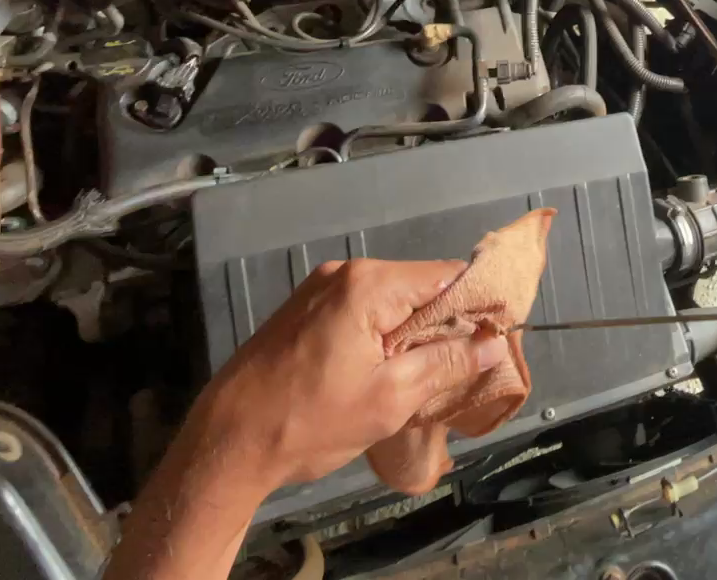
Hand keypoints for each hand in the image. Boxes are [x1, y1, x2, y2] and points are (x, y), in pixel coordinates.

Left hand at [196, 257, 508, 486]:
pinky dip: (381, 330)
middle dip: (441, 322)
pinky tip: (380, 367)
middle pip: (418, 284)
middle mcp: (346, 272)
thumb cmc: (309, 422)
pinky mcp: (307, 306)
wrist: (224, 444)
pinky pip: (362, 305)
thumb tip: (492, 344)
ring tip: (417, 373)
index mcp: (369, 285)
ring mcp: (322, 286)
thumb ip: (446, 363)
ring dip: (410, 329)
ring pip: (391, 297)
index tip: (490, 338)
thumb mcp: (390, 399)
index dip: (474, 305)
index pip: (446, 275)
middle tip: (453, 366)